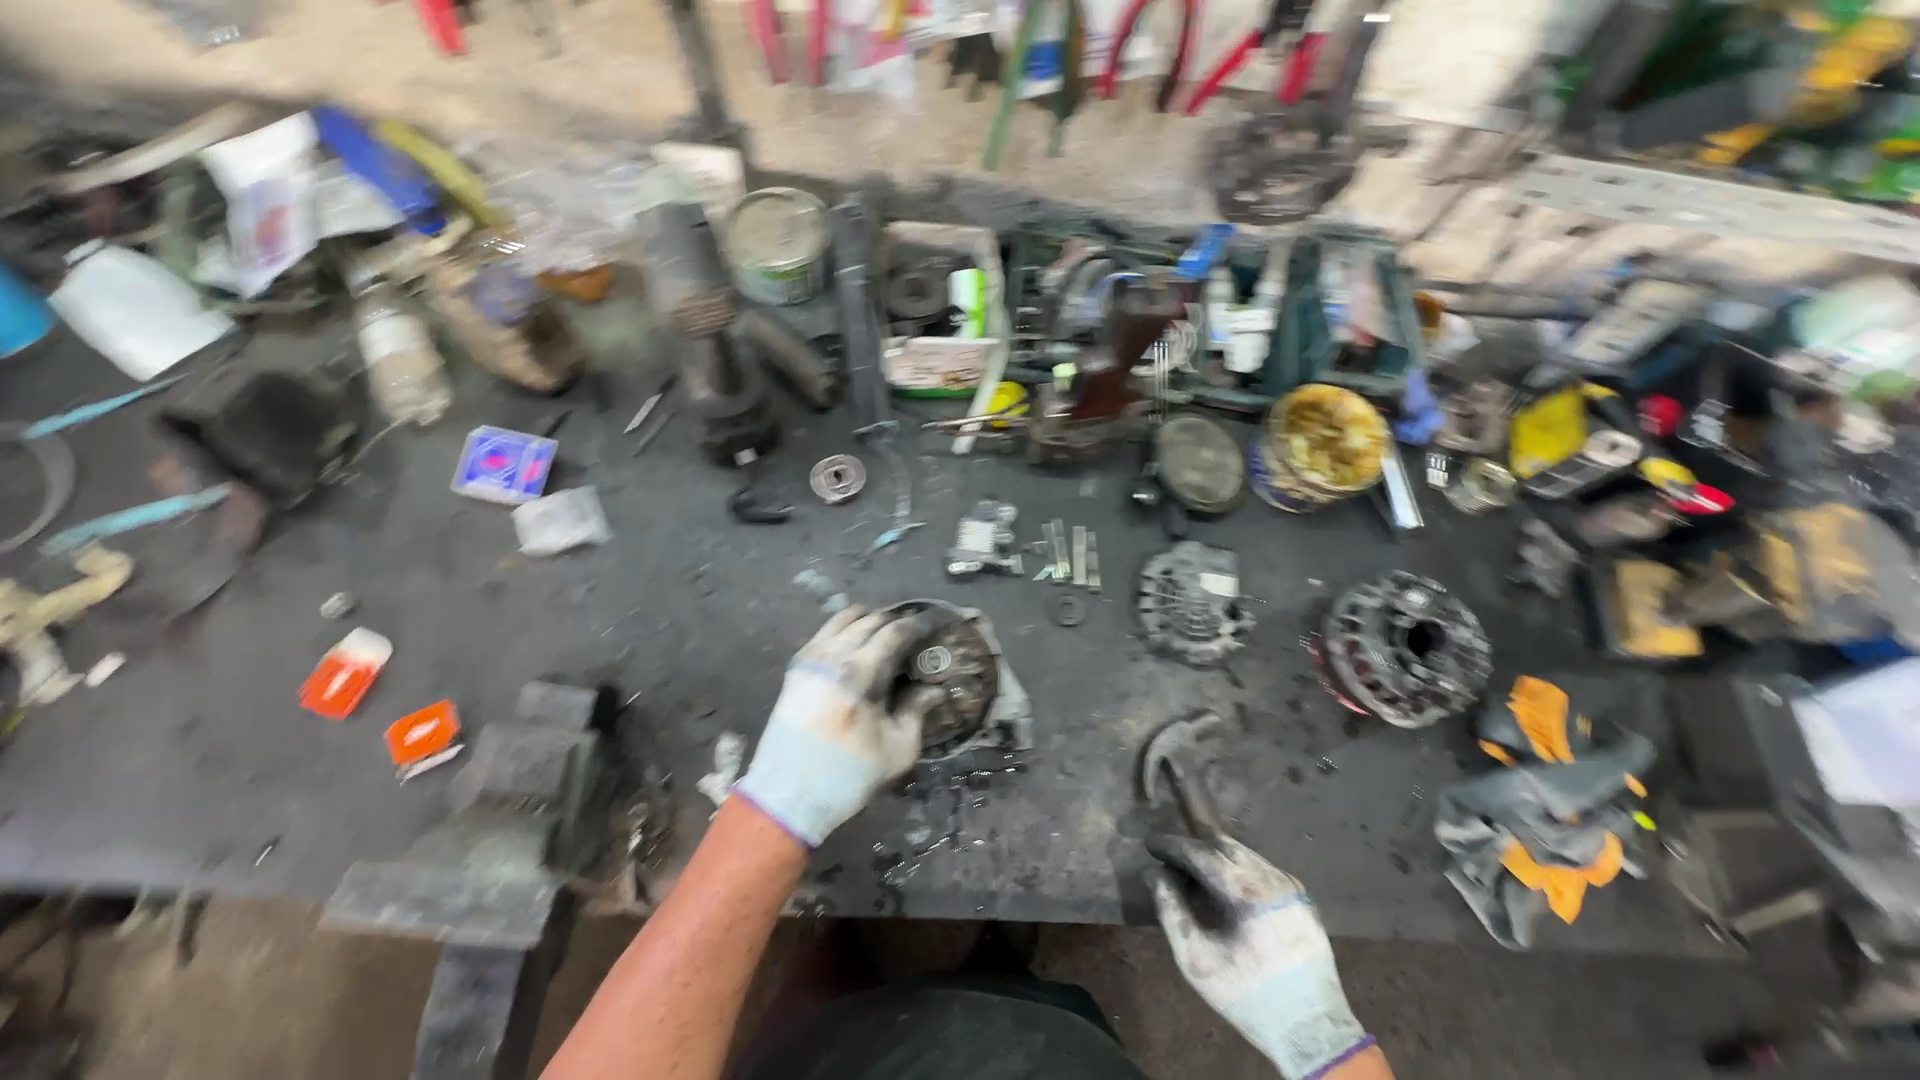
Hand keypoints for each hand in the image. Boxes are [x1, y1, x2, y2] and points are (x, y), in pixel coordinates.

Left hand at [733, 606, 936, 846]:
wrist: (788, 795)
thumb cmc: (848, 776)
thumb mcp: (897, 750)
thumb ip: (916, 712)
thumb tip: (934, 689)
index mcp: (862, 675)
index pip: (895, 632)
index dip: (919, 624)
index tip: (935, 624)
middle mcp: (834, 657)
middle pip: (870, 620)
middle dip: (895, 620)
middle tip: (914, 631)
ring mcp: (810, 659)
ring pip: (843, 620)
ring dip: (868, 620)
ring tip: (885, 631)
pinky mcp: (795, 669)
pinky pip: (823, 634)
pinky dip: (843, 629)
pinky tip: (854, 642)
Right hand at [1146, 834, 1373, 1079]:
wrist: (1311, 1029)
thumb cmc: (1247, 996)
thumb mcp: (1197, 959)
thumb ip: (1171, 911)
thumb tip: (1153, 874)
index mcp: (1246, 892)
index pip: (1201, 852)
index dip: (1173, 845)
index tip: (1150, 843)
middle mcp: (1272, 879)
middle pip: (1226, 845)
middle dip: (1195, 842)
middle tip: (1169, 850)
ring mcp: (1291, 888)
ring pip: (1247, 854)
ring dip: (1216, 854)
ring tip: (1193, 869)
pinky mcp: (1302, 900)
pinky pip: (1263, 870)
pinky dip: (1238, 868)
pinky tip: (1225, 885)